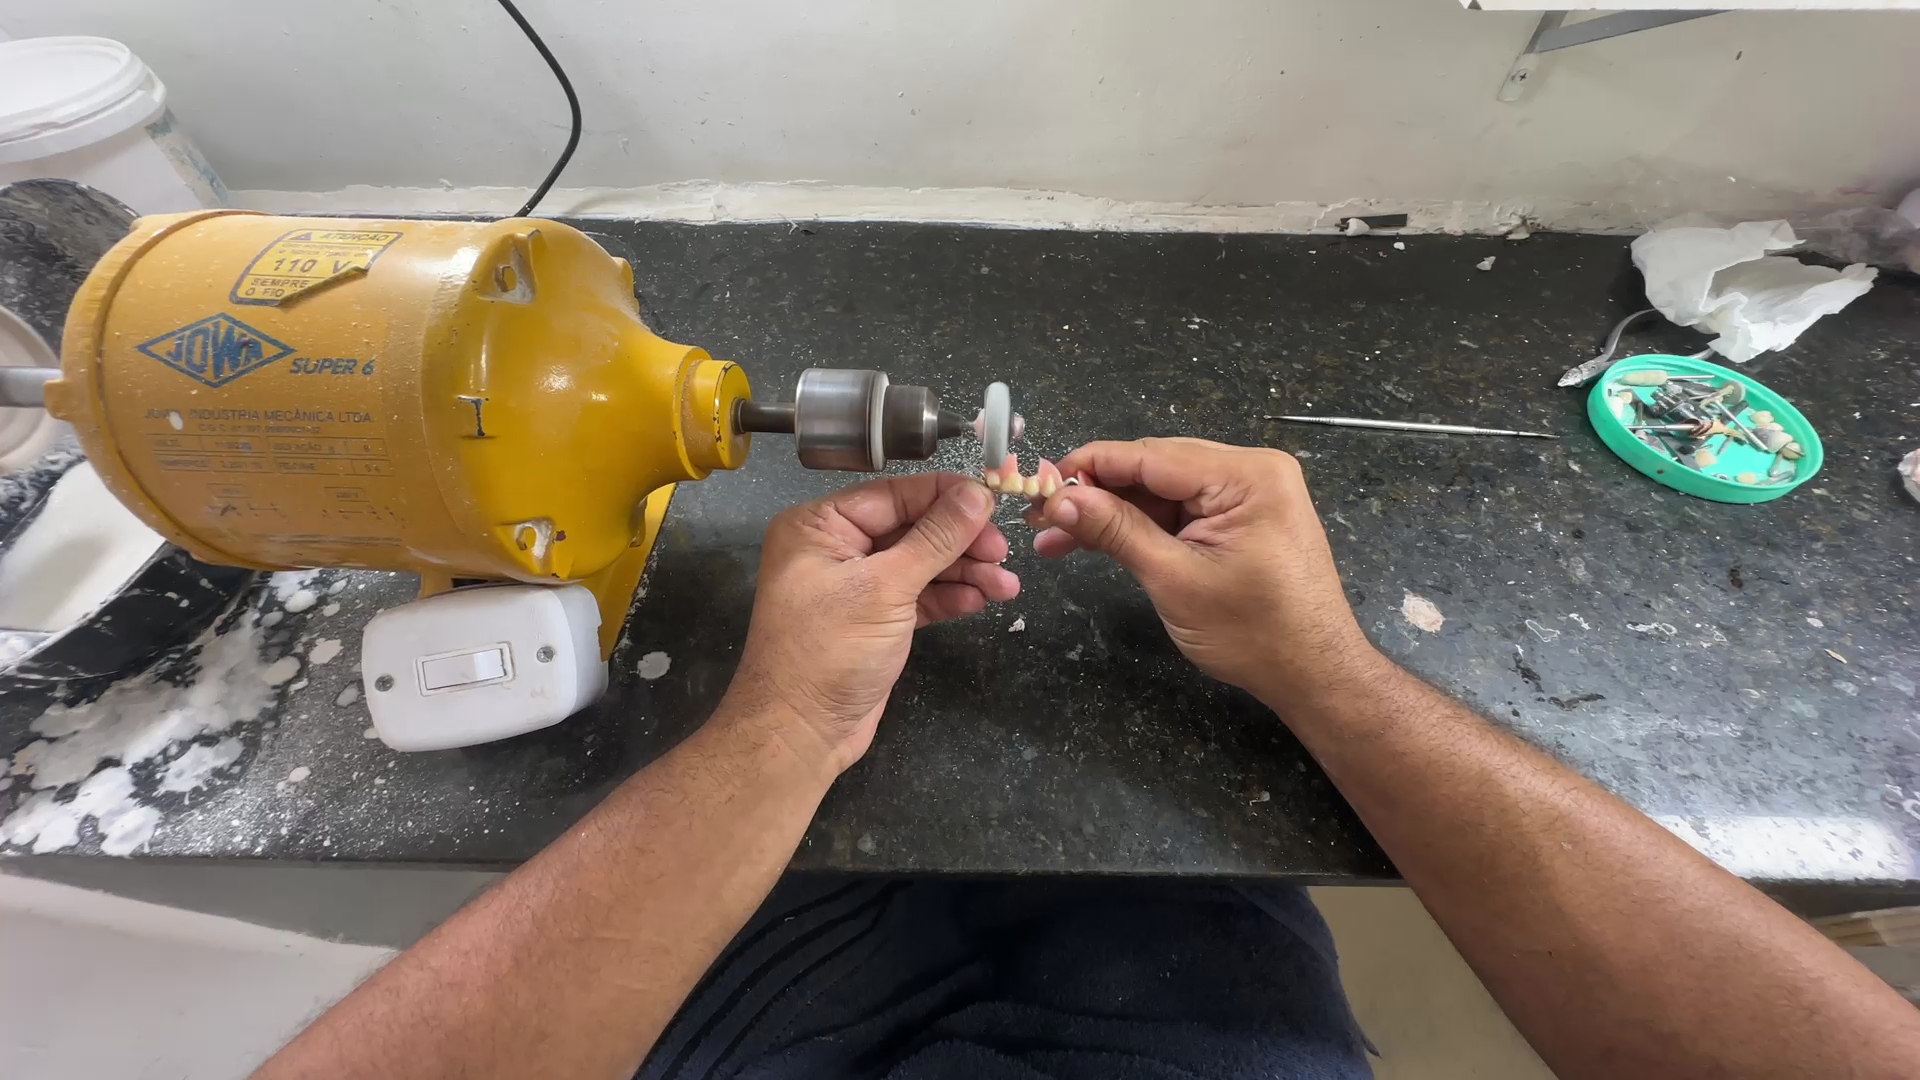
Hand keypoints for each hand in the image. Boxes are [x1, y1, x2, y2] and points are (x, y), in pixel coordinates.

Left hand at [726, 473, 1018, 775]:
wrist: (801, 734)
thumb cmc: (831, 651)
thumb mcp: (886, 588)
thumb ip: (936, 538)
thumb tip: (979, 493)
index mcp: (821, 525)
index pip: (895, 495)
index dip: (948, 497)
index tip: (995, 500)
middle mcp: (837, 547)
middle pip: (913, 528)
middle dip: (961, 541)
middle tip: (1003, 552)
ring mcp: (857, 584)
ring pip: (921, 563)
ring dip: (964, 572)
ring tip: (1006, 586)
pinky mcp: (876, 618)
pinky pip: (918, 595)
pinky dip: (949, 596)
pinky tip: (981, 600)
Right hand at [1032, 438, 1379, 705]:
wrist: (1313, 675)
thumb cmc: (1251, 632)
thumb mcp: (1174, 578)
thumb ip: (1116, 530)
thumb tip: (1058, 499)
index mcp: (1245, 475)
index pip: (1149, 455)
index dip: (1088, 467)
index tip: (1038, 484)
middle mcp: (1248, 471)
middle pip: (1151, 469)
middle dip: (1093, 495)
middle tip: (1040, 517)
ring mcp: (1244, 494)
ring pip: (1157, 491)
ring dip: (1108, 514)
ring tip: (1054, 538)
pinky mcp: (1235, 518)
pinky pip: (1175, 511)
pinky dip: (1136, 527)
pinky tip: (1093, 540)